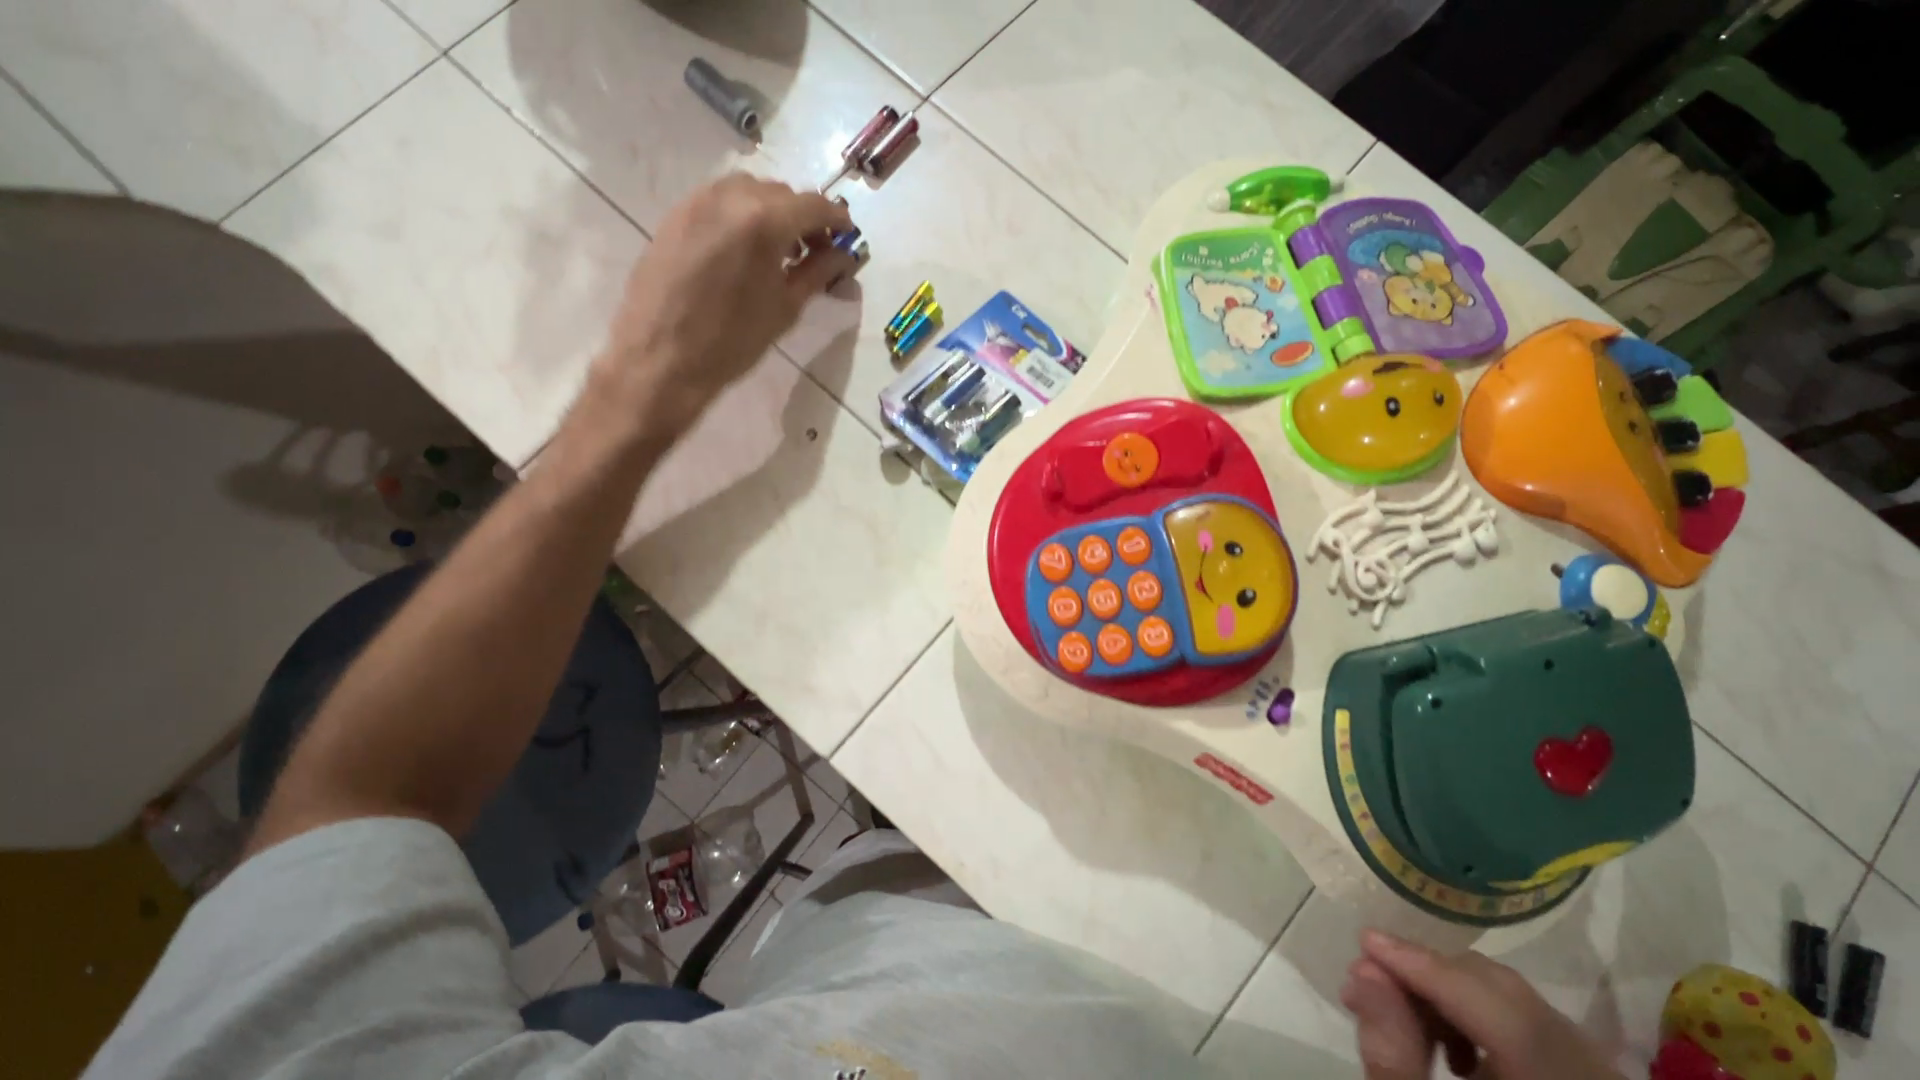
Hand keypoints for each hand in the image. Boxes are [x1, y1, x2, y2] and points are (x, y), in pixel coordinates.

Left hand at [585, 174, 853, 449]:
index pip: (814, 205)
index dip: (836, 220)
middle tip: (814, 250)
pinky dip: (740, 215)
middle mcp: (730, 197)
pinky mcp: (674, 215)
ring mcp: (697, 202)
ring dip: (770, 211)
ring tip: (777, 249)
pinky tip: (743, 250)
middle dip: (803, 217)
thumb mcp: (785, 308)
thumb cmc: (731, 342)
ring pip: (748, 191)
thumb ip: (818, 272)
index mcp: (765, 220)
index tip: (847, 237)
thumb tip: (843, 255)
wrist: (659, 360)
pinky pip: (718, 201)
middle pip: (782, 193)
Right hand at [1342, 930, 1624, 1079]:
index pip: (1498, 1009)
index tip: (1365, 939)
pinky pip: (1540, 1029)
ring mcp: (1601, 1070)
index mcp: (1558, 1075)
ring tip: (1403, 1016)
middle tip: (1372, 974)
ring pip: (1524, 1007)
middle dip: (1435, 978)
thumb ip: (1392, 1055)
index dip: (1430, 969)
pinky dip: (1486, 1024)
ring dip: (1456, 999)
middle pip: (1512, 998)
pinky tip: (1454, 1054)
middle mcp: (1595, 1067)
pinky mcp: (1590, 1071)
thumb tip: (1361, 972)